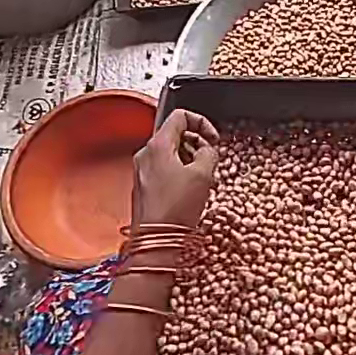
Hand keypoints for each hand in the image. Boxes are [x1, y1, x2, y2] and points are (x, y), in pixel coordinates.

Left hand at [132, 109, 219, 229]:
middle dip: (197, 145)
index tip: (213, 139)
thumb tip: (208, 149)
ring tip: (201, 180)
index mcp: (158, 144)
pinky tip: (189, 192)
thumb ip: (209, 152)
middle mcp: (146, 154)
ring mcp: (142, 170)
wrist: (156, 239)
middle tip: (209, 162)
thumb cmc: (175, 208)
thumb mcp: (203, 174)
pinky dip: (179, 174)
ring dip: (189, 161)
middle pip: (175, 135)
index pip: (181, 116)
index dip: (202, 123)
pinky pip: (164, 170)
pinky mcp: (144, 186)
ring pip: (171, 154)